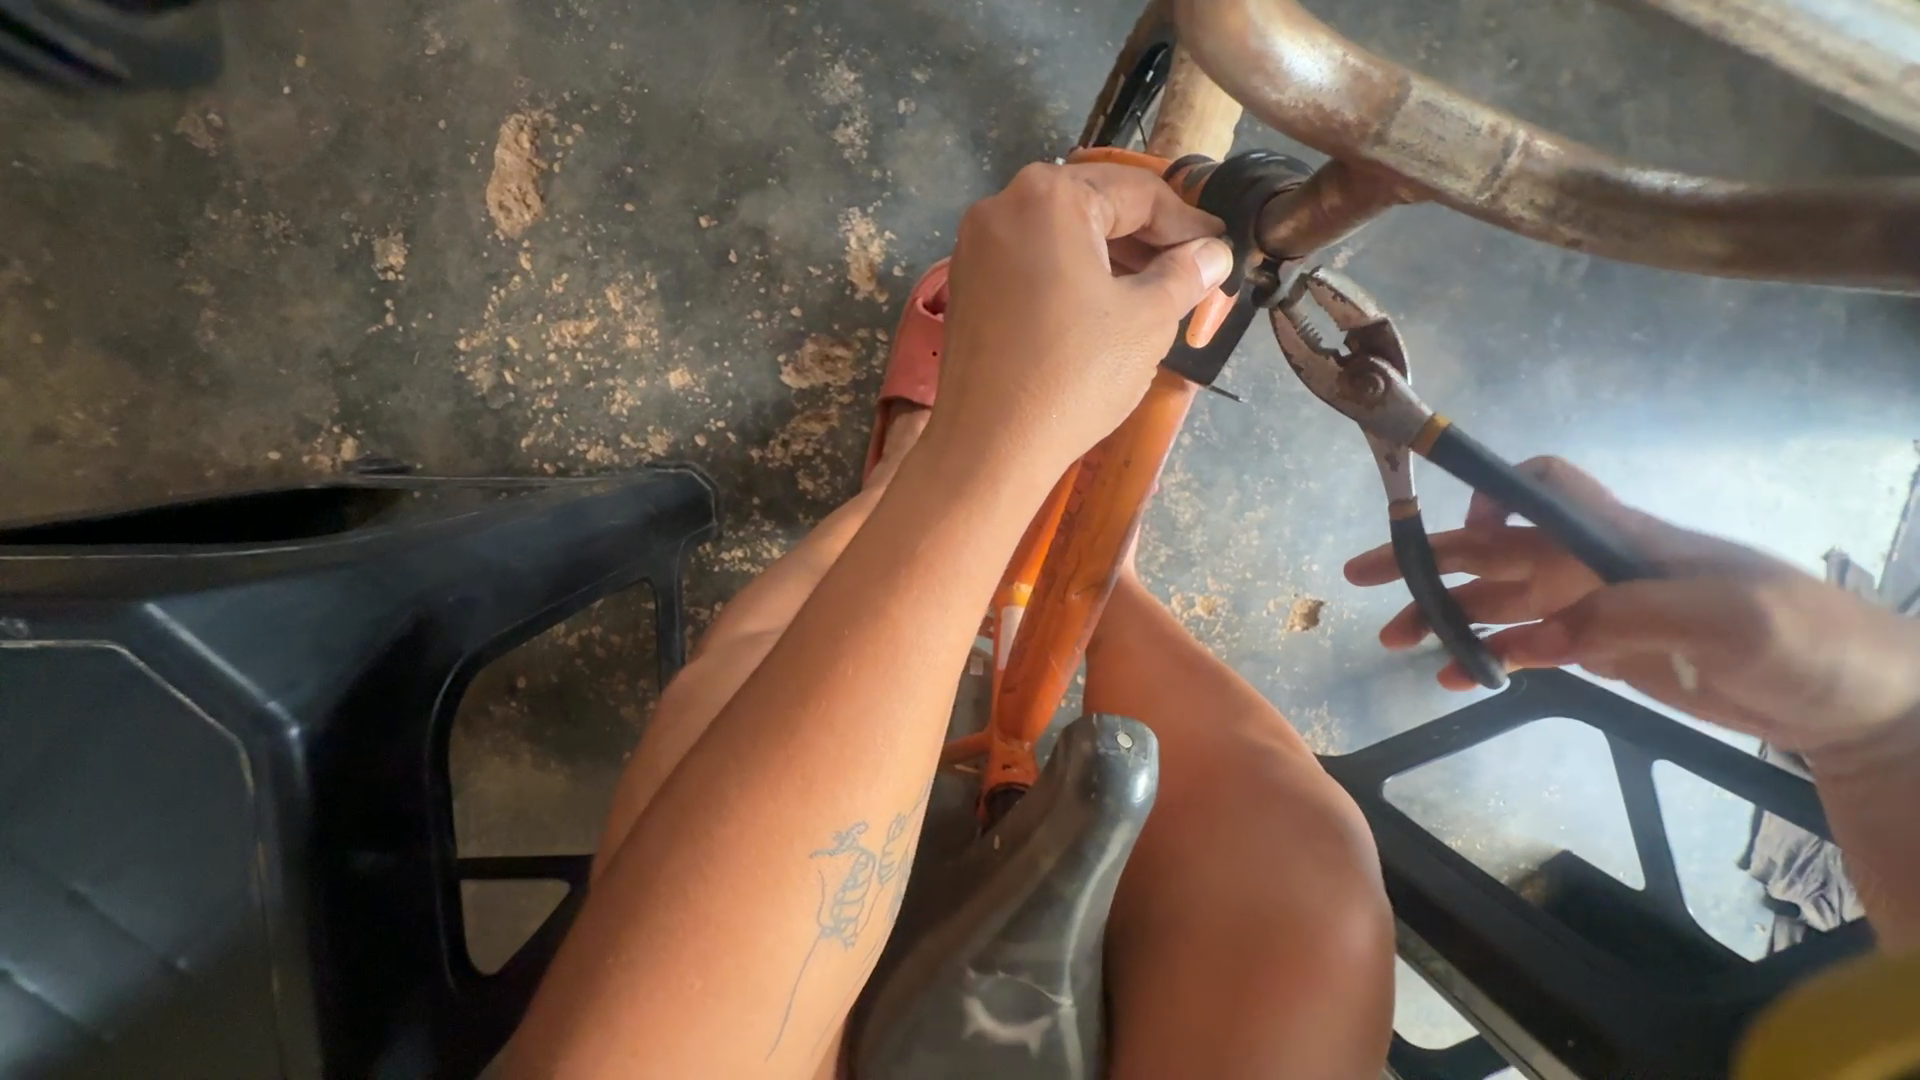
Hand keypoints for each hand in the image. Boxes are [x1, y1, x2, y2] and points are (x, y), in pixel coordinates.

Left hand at [929, 162, 1233, 472]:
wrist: (991, 447)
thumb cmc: (1074, 375)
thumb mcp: (1147, 320)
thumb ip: (1186, 274)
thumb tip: (1213, 253)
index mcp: (1048, 196)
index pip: (1138, 192)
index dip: (1187, 223)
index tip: (1218, 250)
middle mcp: (1001, 206)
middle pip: (1093, 208)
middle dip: (1146, 240)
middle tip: (1189, 274)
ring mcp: (974, 249)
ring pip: (1059, 238)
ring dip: (1109, 260)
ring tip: (1152, 295)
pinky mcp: (965, 289)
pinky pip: (1029, 266)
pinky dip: (1069, 278)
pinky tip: (1099, 310)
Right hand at [1344, 456, 1919, 753]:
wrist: (1852, 699)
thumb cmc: (1802, 637)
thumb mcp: (1727, 618)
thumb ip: (1623, 617)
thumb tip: (1534, 640)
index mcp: (1612, 538)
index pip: (1541, 488)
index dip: (1491, 496)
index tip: (1459, 532)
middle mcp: (1586, 564)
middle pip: (1487, 551)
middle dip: (1422, 561)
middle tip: (1360, 577)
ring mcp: (1588, 608)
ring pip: (1493, 604)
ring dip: (1440, 617)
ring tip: (1394, 642)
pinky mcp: (1594, 649)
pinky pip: (1520, 646)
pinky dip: (1482, 658)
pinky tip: (1455, 677)